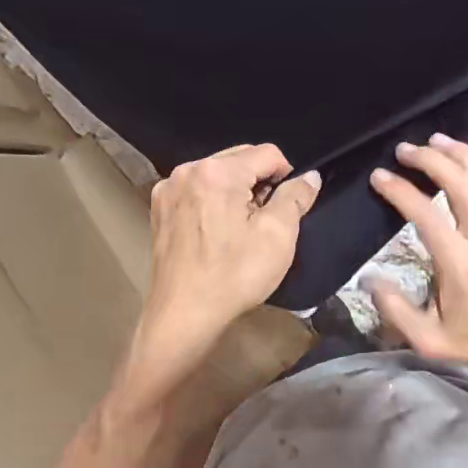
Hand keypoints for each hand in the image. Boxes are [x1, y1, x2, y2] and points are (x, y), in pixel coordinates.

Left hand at [118, 144, 320, 406]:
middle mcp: (187, 170)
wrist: (183, 314)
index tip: (285, 208)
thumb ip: (295, 197)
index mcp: (217, 171)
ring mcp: (168, 189)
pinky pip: (196, 191)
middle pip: (238, 159)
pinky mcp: (159, 209)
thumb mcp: (278, 235)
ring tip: (239, 229)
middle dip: (257, 182)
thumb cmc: (234, 275)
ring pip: (216, 175)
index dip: (285, 176)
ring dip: (234, 191)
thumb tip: (309, 176)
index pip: (267, 153)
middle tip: (262, 221)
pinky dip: (211, 202)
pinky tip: (215, 232)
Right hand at [368, 134, 467, 400]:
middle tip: (404, 149)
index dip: (401, 191)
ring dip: (462, 155)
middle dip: (432, 160)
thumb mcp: (428, 341)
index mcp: (462, 266)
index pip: (428, 215)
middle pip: (463, 184)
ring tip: (436, 140)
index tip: (379, 177)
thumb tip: (367, 278)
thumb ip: (395, 310)